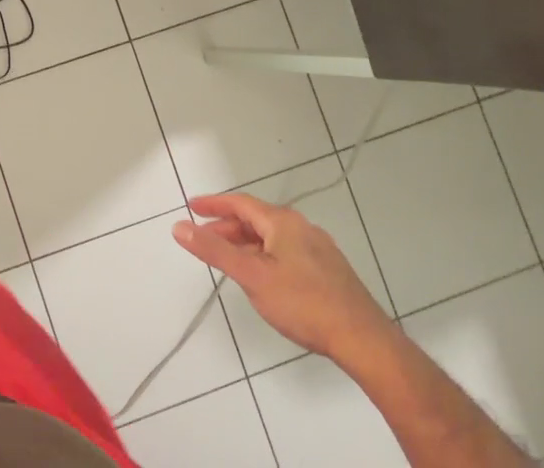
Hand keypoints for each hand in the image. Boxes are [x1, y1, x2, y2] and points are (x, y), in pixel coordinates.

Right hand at [173, 193, 391, 361]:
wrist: (364, 341)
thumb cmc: (303, 303)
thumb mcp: (251, 276)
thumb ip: (213, 250)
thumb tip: (179, 226)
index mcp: (284, 223)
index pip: (240, 203)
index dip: (213, 204)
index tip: (190, 207)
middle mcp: (303, 229)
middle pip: (256, 219)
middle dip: (226, 227)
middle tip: (203, 238)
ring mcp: (320, 250)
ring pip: (272, 237)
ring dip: (245, 243)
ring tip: (227, 259)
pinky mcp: (329, 271)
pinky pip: (287, 251)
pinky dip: (264, 254)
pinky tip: (261, 276)